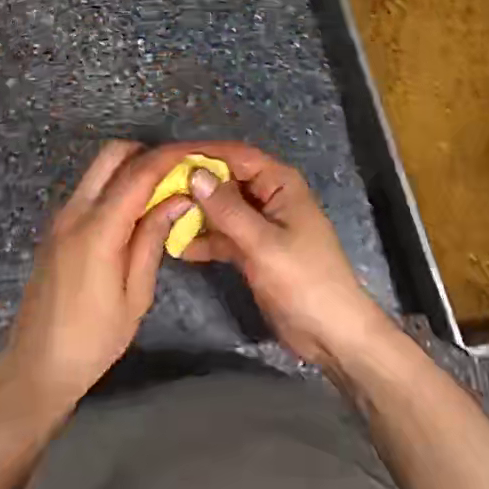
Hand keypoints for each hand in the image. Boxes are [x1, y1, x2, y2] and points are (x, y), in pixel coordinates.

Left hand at [0, 141, 194, 412]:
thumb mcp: (135, 296)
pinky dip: (115, 184)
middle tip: (177, 172)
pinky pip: (90, 188)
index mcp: (97, 229)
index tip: (196, 153)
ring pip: (99, 168)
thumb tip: (179, 198)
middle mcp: (75, 211)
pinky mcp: (57, 226)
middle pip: (112, 154)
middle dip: (147, 152)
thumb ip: (153, 239)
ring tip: (162, 189)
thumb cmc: (93, 340)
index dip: (168, 157)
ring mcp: (62, 215)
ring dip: (130, 167)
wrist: (35, 365)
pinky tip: (136, 209)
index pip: (138, 174)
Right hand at [178, 142, 392, 366]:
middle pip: (224, 179)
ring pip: (220, 207)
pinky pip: (223, 234)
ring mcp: (260, 223)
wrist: (333, 335)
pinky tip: (177, 248)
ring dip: (195, 212)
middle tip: (155, 189)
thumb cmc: (304, 281)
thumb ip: (227, 209)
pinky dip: (204, 239)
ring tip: (161, 217)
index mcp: (278, 182)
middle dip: (193, 184)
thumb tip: (194, 174)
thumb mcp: (263, 244)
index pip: (234, 155)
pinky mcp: (253, 248)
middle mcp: (268, 195)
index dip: (200, 153)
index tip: (165, 157)